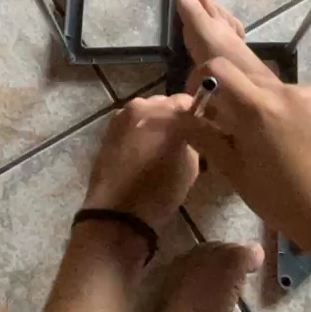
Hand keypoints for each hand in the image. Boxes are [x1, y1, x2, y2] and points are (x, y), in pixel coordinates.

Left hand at [84, 94, 199, 233]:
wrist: (119, 210)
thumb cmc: (161, 189)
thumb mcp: (191, 164)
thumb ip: (194, 139)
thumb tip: (193, 131)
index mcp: (168, 112)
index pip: (189, 102)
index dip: (197, 115)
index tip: (201, 129)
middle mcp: (143, 106)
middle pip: (165, 103)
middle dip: (175, 117)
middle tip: (182, 138)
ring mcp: (122, 115)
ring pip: (146, 112)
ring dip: (155, 123)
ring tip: (160, 146)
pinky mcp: (109, 128)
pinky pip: (131, 123)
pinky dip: (139, 131)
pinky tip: (143, 150)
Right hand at [169, 57, 310, 248]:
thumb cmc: (282, 201)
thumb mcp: (234, 173)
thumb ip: (204, 137)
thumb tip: (181, 117)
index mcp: (257, 109)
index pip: (217, 68)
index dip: (199, 78)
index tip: (200, 103)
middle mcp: (284, 92)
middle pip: (242, 74)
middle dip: (226, 91)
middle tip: (225, 123)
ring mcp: (309, 94)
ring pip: (267, 86)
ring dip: (254, 102)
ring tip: (260, 138)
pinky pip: (291, 95)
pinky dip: (279, 108)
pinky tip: (287, 139)